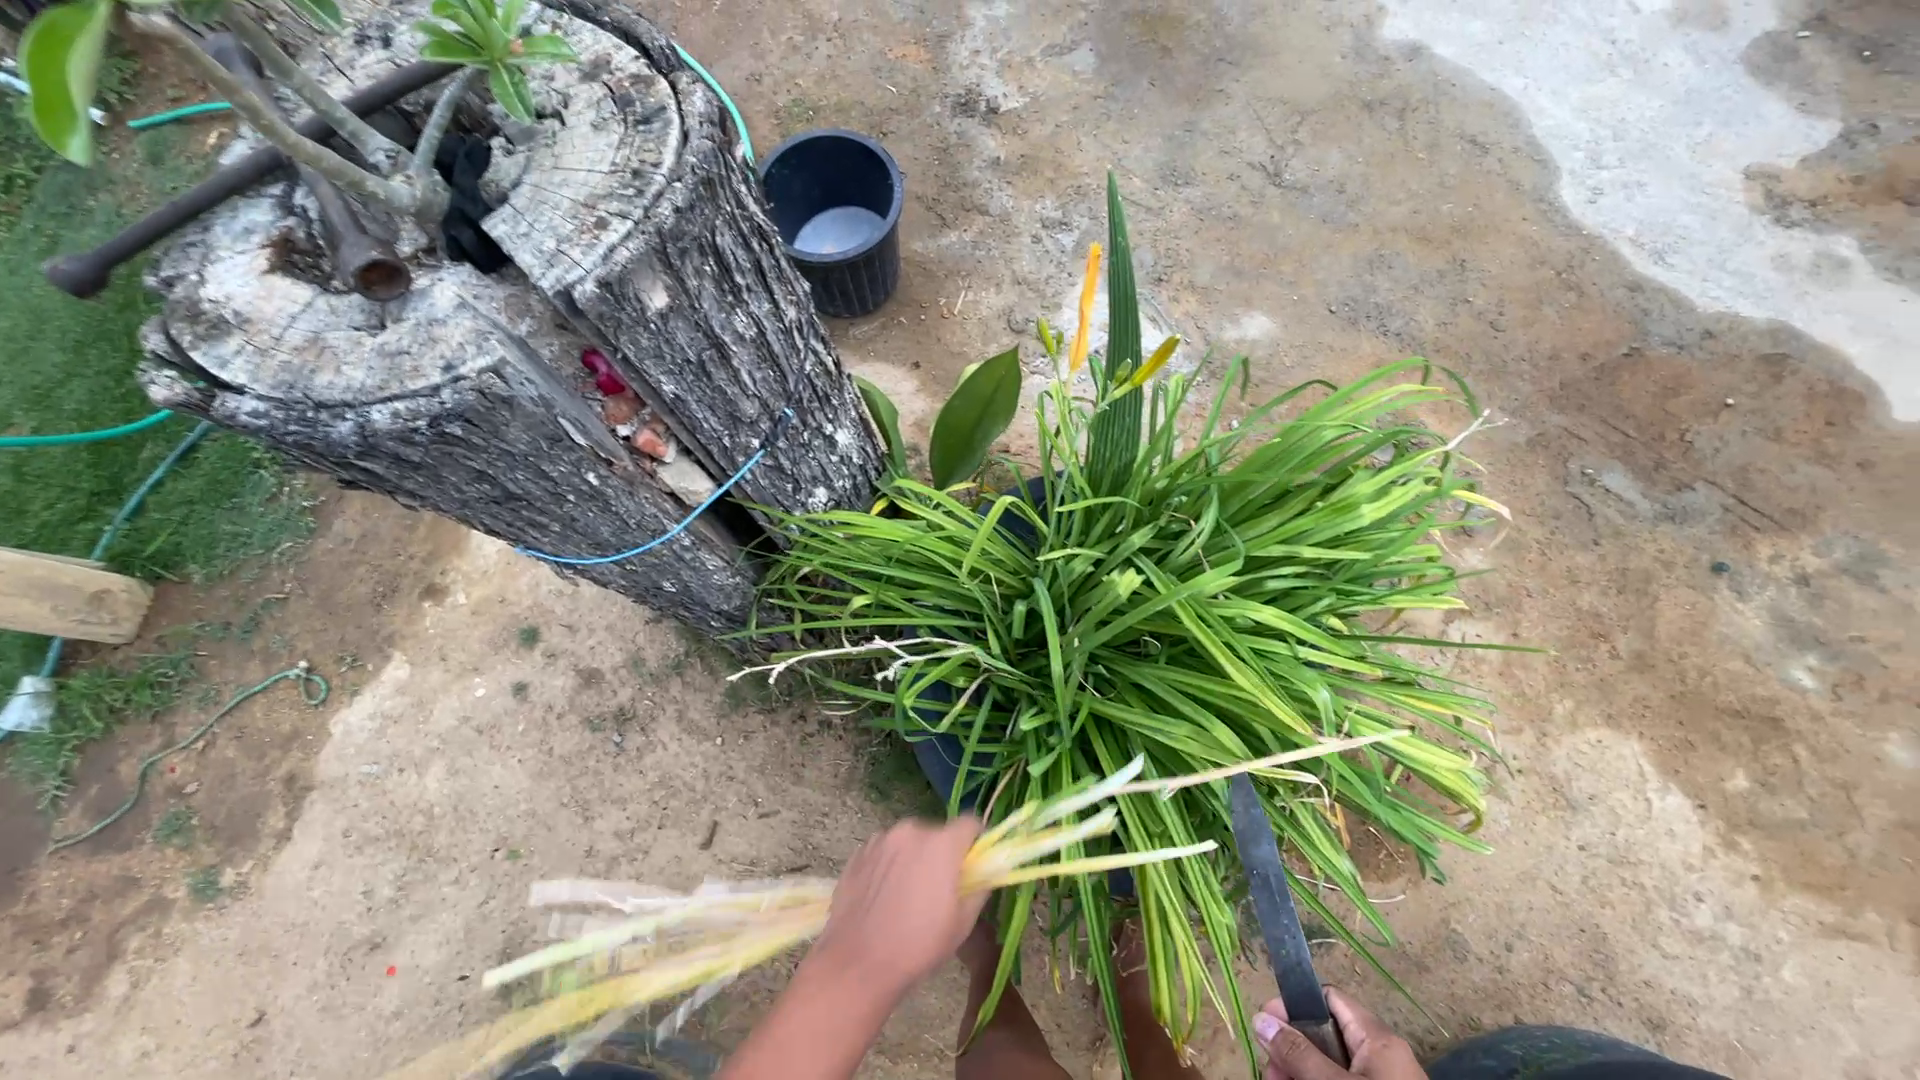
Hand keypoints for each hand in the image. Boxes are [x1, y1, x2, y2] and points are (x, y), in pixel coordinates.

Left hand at [808, 817, 986, 997]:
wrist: (857, 962)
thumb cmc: (918, 945)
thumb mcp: (963, 923)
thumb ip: (981, 887)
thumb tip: (985, 872)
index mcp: (942, 843)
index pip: (970, 823)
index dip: (976, 842)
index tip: (974, 864)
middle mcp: (911, 831)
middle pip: (938, 833)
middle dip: (944, 853)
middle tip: (939, 888)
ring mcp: (881, 839)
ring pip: (910, 842)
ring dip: (915, 858)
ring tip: (908, 894)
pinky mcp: (859, 853)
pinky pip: (886, 851)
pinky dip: (891, 864)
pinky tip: (885, 895)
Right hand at [1250, 987, 1426, 1079]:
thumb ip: (1298, 1054)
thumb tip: (1261, 1017)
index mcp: (1377, 1040)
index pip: (1329, 999)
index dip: (1294, 1006)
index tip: (1265, 1026)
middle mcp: (1380, 1058)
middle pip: (1323, 1036)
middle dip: (1291, 1052)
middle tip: (1271, 1075)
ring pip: (1327, 1067)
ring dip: (1298, 1075)